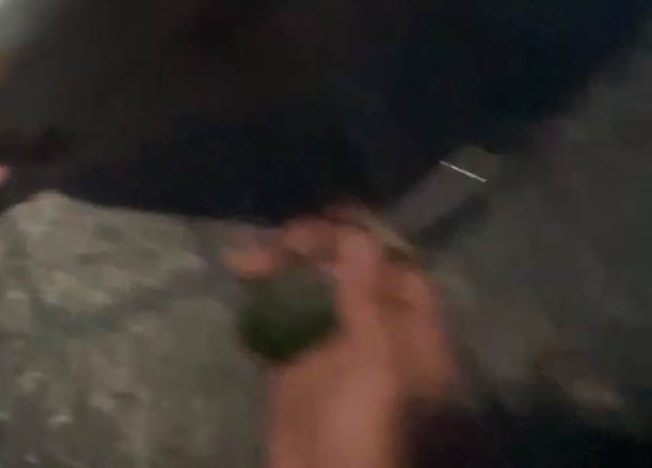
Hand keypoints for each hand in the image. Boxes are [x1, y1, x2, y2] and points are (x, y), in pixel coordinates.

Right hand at [229, 218, 458, 467]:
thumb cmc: (361, 430)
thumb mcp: (373, 365)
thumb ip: (367, 301)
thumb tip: (361, 237)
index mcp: (410, 335)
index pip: (395, 269)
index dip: (360, 241)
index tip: (315, 222)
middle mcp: (377, 332)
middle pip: (348, 270)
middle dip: (307, 249)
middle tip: (268, 249)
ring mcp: (335, 343)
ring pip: (310, 284)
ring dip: (278, 265)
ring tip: (242, 264)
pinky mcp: (298, 354)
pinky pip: (282, 308)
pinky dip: (262, 290)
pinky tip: (241, 284)